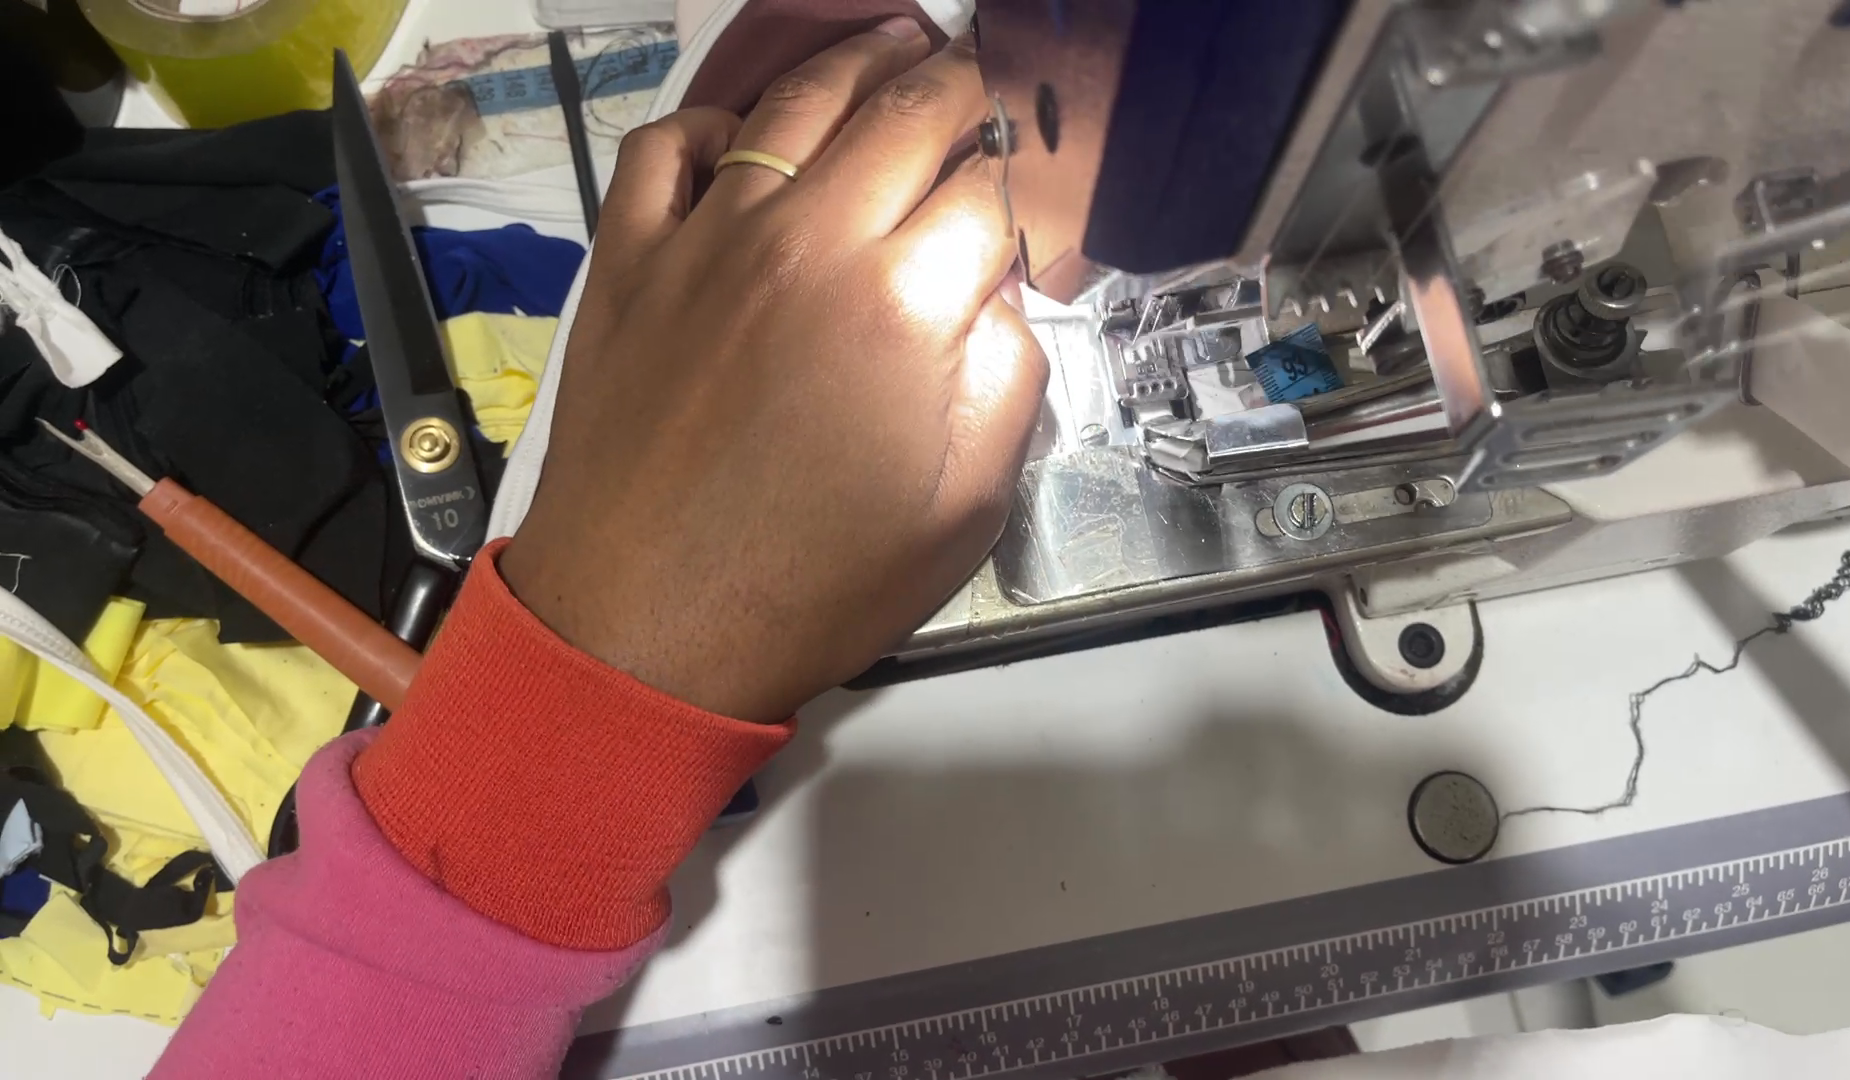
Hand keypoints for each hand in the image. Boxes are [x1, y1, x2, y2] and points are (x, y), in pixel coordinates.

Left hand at [499, 20, 1047, 723]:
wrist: (653, 630)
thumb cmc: (820, 585)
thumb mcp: (965, 509)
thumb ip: (1007, 382)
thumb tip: (996, 297)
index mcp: (906, 307)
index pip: (994, 196)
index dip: (1029, 184)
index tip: (1038, 189)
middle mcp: (810, 240)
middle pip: (911, 114)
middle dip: (967, 91)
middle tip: (990, 88)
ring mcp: (709, 237)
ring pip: (802, 98)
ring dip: (869, 60)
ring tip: (906, 42)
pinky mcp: (632, 258)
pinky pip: (676, 144)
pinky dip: (726, 119)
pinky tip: (757, 135)